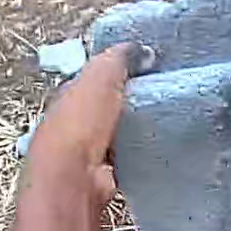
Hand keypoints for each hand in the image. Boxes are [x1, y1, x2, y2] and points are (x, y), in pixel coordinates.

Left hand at [24, 44, 147, 204]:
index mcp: (69, 95)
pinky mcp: (100, 180)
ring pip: (114, 137)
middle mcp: (73, 125)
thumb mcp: (102, 75)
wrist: (74, 176)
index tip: (148, 71)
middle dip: (128, 106)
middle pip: (105, 111)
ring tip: (161, 127)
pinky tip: (152, 154)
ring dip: (132, 134)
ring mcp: (85, 155)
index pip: (95, 80)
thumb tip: (143, 50)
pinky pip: (122, 162)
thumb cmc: (82, 122)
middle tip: (160, 100)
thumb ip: (120, 59)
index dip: (119, 73)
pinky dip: (134, 157)